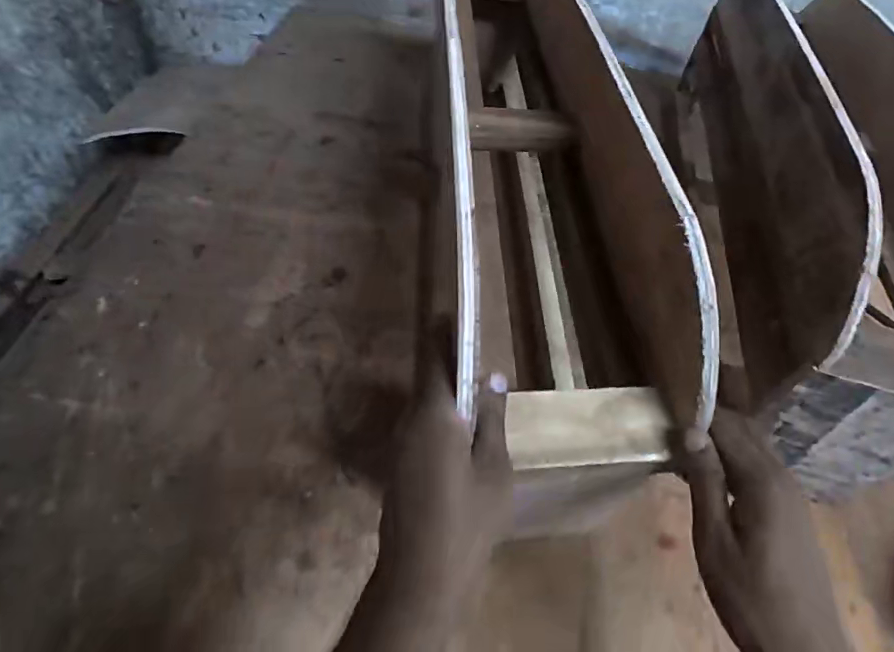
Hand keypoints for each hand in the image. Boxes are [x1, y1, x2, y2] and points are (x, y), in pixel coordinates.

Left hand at [336, 362, 510, 651]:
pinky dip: (441, 420)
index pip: (435, 358)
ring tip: (477, 396)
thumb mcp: (494, 467)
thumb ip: (492, 417)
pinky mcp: (398, 470)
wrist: (421, 580)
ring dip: (447, 396)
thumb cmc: (467, 519)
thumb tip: (492, 377)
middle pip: (429, 381)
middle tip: (478, 358)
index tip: (452, 312)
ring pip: (425, 407)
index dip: (444, 333)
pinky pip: (422, 429)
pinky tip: (462, 437)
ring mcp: (400, 448)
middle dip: (451, 366)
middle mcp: (409, 423)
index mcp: (434, 415)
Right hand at [679, 411, 850, 651]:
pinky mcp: (794, 509)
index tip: (665, 416)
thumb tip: (691, 431)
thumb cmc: (751, 599)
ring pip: (755, 445)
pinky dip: (738, 460)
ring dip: (723, 441)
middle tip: (672, 434)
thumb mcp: (714, 544)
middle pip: (743, 428)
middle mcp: (782, 474)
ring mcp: (792, 491)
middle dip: (709, 423)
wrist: (805, 651)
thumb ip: (704, 482)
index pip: (726, 424)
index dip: (696, 415)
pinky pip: (763, 466)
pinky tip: (716, 482)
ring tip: (687, 456)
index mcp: (762, 478)